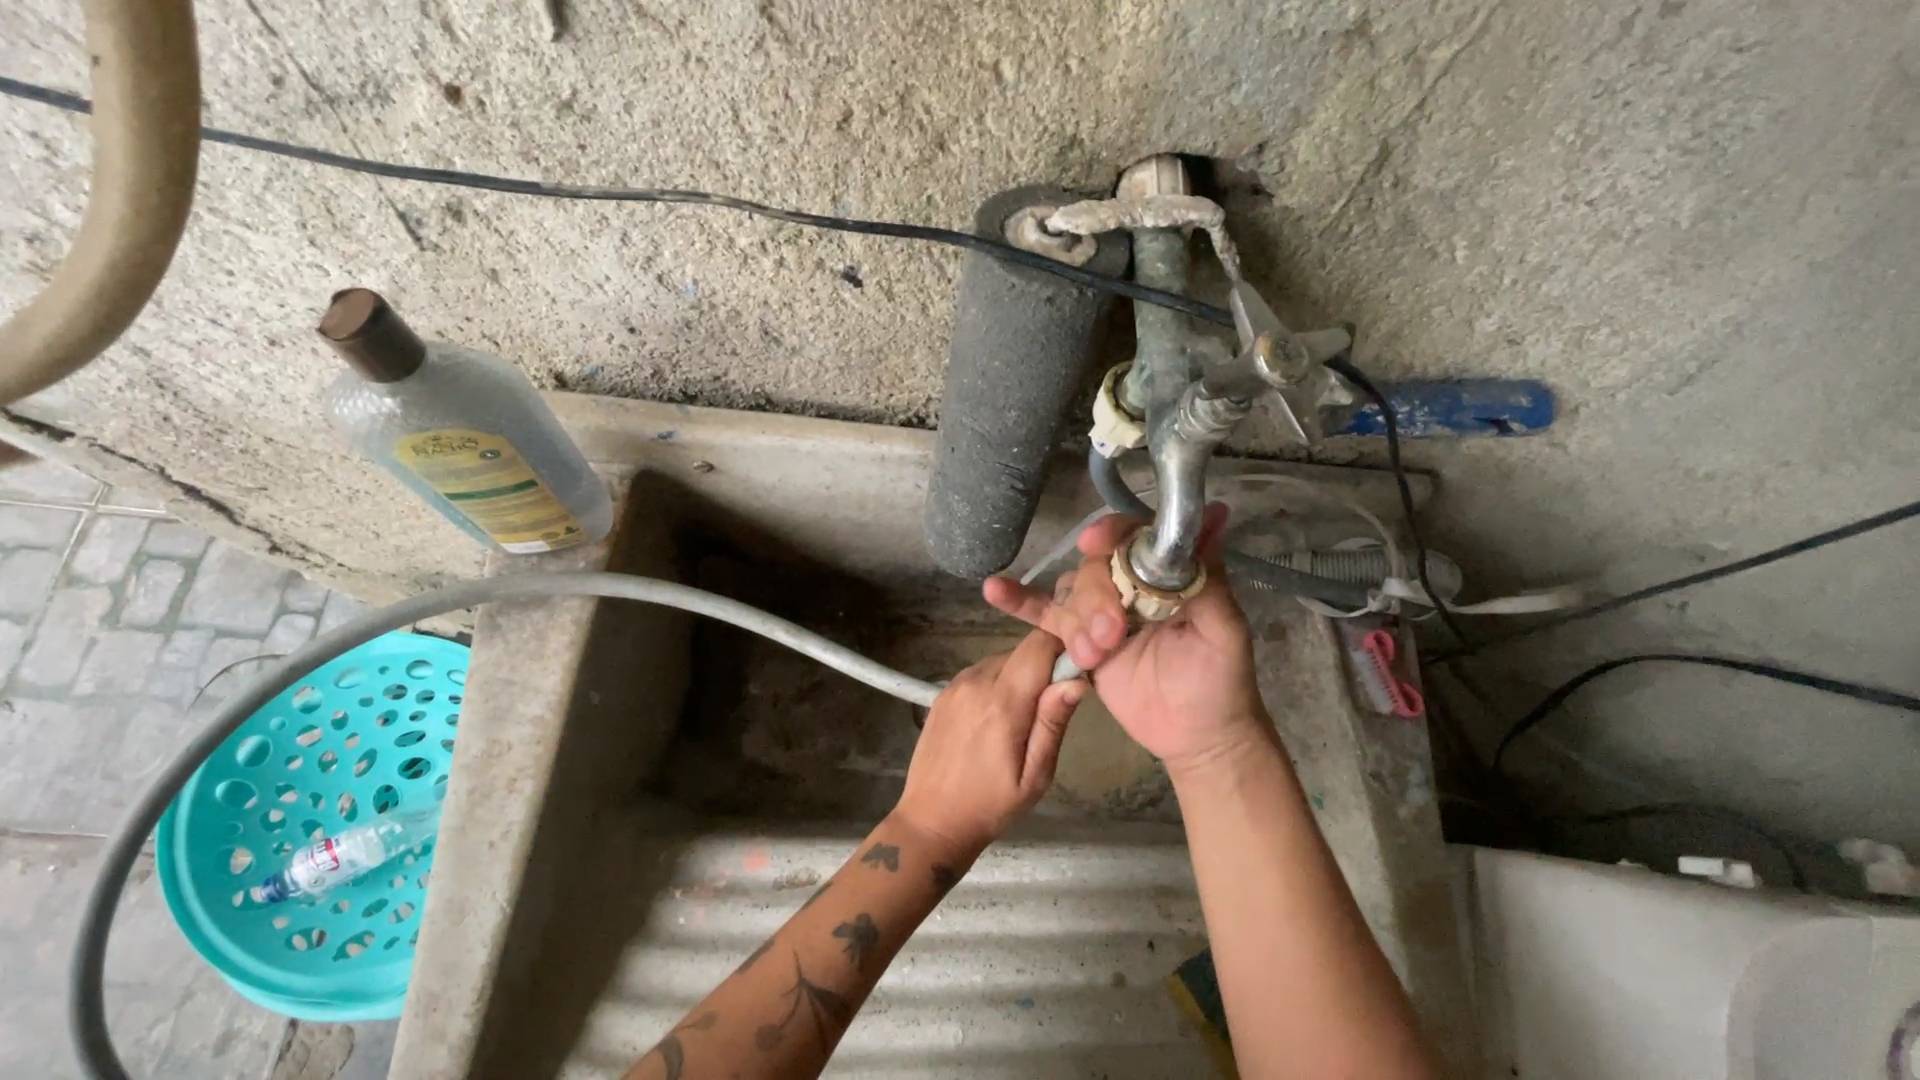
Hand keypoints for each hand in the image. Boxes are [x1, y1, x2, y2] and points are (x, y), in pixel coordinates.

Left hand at [893, 630, 1085, 857]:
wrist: (931, 821)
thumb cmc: (990, 806)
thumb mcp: (1034, 776)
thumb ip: (1053, 723)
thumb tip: (1076, 680)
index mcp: (1002, 703)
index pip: (1039, 645)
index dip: (1062, 651)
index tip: (1072, 676)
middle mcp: (975, 683)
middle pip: (1021, 652)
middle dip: (1042, 671)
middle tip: (1047, 712)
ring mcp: (955, 685)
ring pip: (1001, 660)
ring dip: (1018, 679)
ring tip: (1018, 722)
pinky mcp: (942, 693)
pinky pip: (980, 673)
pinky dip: (995, 685)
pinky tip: (994, 720)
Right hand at [983, 505, 1269, 774]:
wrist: (1197, 739)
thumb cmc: (1220, 682)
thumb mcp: (1222, 628)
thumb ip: (1207, 577)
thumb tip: (1217, 513)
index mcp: (1164, 576)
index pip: (1132, 538)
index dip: (1111, 535)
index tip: (1094, 543)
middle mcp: (1130, 586)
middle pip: (1094, 569)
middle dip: (1095, 599)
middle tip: (1111, 637)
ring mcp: (1101, 613)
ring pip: (1069, 594)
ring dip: (1074, 621)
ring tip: (1092, 655)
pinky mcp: (1079, 642)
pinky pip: (1045, 617)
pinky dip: (1020, 602)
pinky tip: (994, 588)